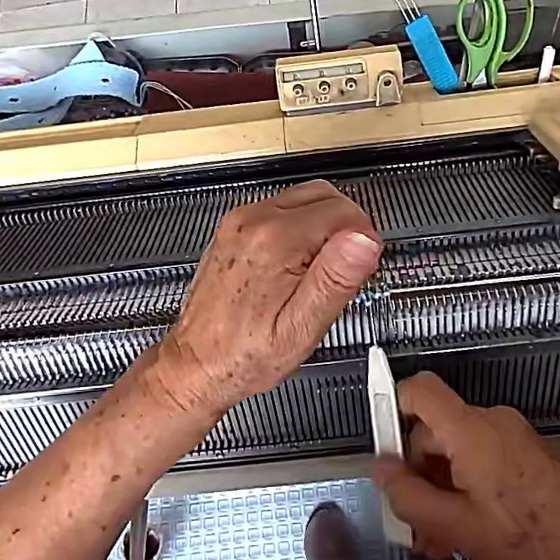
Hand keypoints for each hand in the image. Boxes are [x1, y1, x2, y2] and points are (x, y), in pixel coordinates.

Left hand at [151, 181, 380, 412]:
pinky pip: (285, 209)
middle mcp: (255, 221)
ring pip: (307, 198)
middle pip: (327, 195)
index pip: (344, 212)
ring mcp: (241, 221)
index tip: (356, 270)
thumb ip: (335, 278)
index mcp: (276, 241)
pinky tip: (298, 265)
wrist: (196, 363)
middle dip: (347, 227)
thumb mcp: (302, 327)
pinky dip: (303, 227)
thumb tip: (364, 240)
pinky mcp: (236, 227)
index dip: (362, 240)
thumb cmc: (243, 354)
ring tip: (319, 271)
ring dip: (325, 226)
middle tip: (342, 270)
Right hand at [373, 373, 559, 559]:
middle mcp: (492, 422)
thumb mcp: (457, 528)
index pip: (419, 390)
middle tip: (413, 520)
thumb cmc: (536, 546)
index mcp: (472, 430)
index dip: (391, 407)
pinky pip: (478, 459)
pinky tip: (462, 531)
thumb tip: (382, 471)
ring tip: (439, 537)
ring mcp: (510, 437)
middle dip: (416, 473)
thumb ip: (409, 496)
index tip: (380, 443)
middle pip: (432, 429)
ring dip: (439, 489)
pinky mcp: (523, 454)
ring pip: (454, 451)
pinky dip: (463, 488)